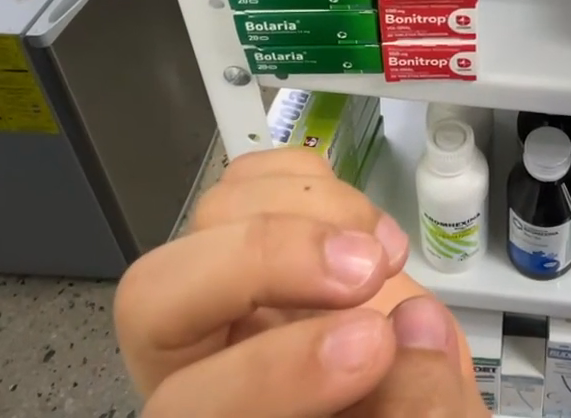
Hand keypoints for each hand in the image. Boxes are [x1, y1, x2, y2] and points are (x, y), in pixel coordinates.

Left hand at [114, 148, 487, 416]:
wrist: (394, 383)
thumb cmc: (400, 408)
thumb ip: (416, 402)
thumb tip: (411, 326)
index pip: (190, 405)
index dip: (277, 371)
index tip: (376, 345)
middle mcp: (189, 363)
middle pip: (154, 297)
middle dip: (267, 260)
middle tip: (369, 271)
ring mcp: (212, 286)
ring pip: (212, 216)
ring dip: (314, 213)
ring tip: (386, 254)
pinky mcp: (248, 228)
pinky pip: (251, 175)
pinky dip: (315, 181)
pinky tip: (365, 227)